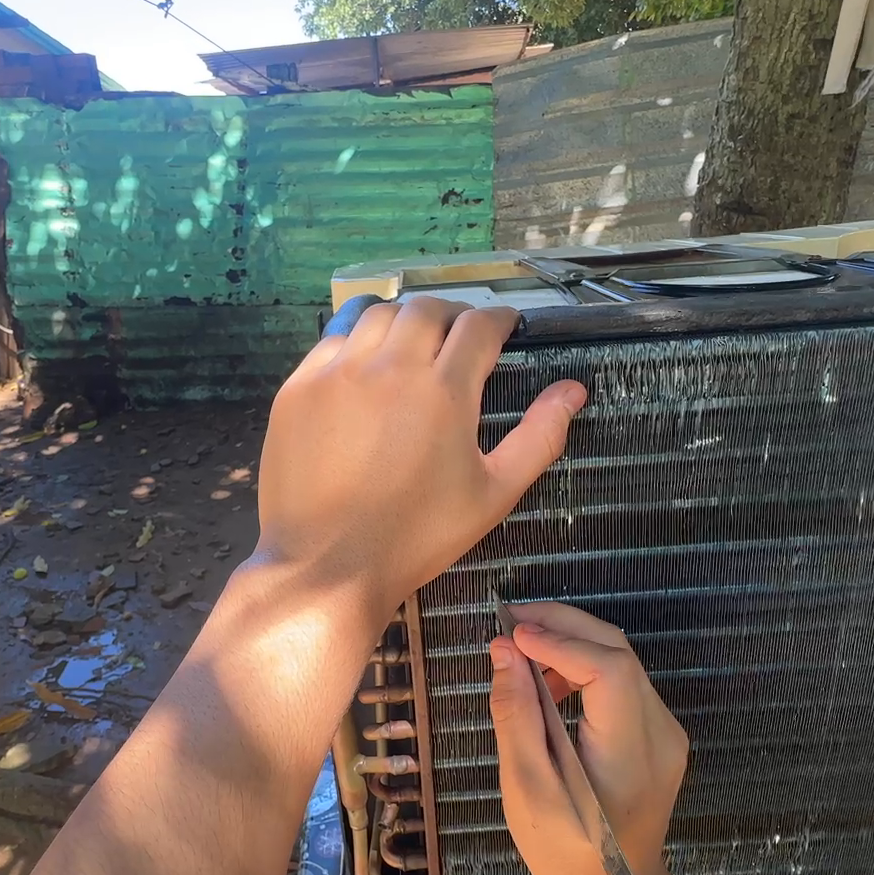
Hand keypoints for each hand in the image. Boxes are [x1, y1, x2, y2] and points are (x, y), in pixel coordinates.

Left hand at [255, 296, 585, 619]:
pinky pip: (334, 340)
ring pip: (378, 314)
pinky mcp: (300, 387)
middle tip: (461, 336)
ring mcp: (338, 373)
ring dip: (405, 320)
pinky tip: (365, 364)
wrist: (328, 564)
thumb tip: (573, 390)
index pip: (479, 326)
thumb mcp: (494, 494)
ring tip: (414, 343)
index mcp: (445, 391)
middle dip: (453, 315)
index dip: (499, 320)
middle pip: (428, 310)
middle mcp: (391, 366)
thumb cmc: (418, 535)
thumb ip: (539, 437)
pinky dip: (358, 339)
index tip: (505, 327)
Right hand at [490, 603, 687, 874]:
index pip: (610, 669)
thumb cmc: (565, 852)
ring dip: (570, 640)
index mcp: (631, 755)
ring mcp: (665, 730)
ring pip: (620, 658)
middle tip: (510, 619)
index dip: (560, 641)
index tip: (512, 633)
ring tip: (521, 648)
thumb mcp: (527, 789)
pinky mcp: (657, 731)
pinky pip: (620, 679)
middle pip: (618, 650)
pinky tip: (549, 679)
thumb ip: (516, 715)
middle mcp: (660, 733)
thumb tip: (504, 649)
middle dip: (563, 623)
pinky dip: (582, 664)